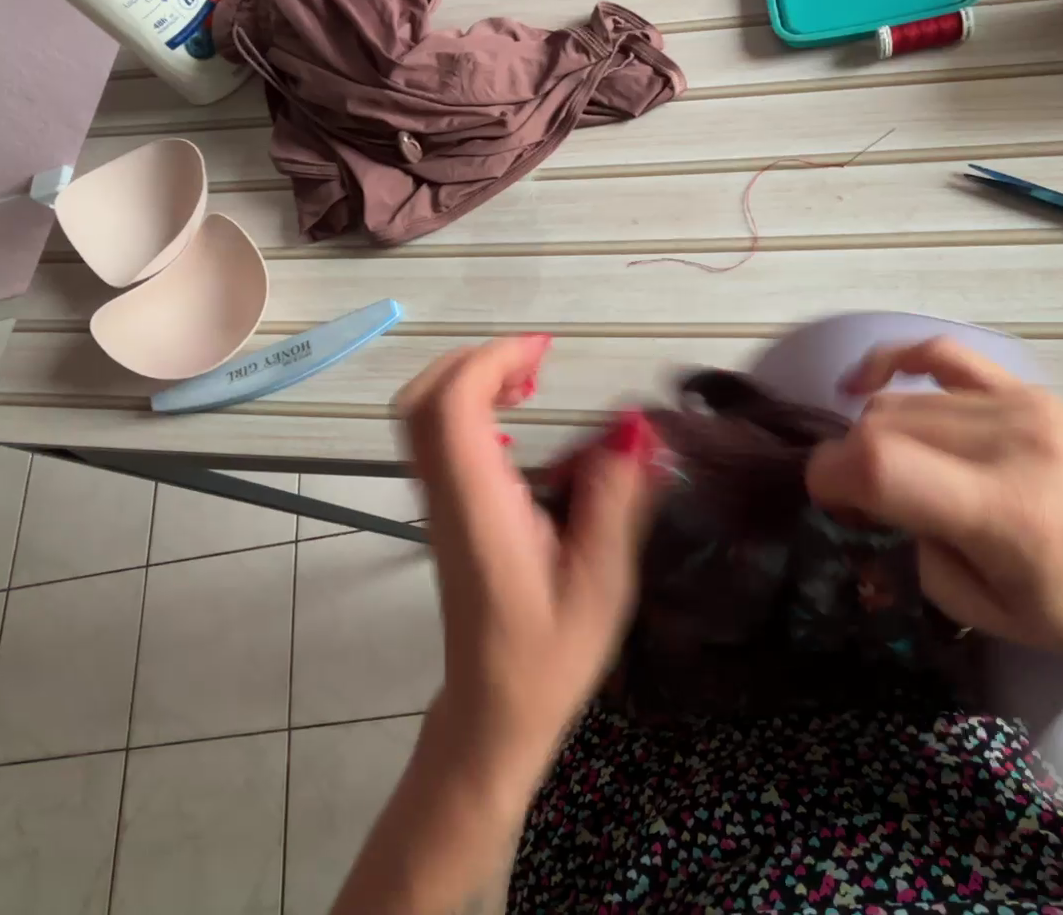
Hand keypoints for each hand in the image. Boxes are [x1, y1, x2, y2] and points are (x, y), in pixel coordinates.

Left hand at [395, 334, 665, 786]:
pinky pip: (440, 443)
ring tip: (533, 382)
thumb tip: (640, 429)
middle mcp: (448, 498)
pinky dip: (471, 411)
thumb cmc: (549, 657)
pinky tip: (520, 428)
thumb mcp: (601, 583)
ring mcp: (440, 507)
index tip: (546, 352)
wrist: (494, 710)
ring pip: (424, 419)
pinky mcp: (447, 516)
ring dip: (471, 382)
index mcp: (481, 509)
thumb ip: (616, 501)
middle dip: (475, 361)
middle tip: (538, 361)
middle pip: (422, 401)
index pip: (453, 408)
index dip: (492, 361)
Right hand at [805, 336, 1062, 679]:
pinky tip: (866, 383)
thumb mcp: (983, 610)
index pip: (878, 464)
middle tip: (857, 503)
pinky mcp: (1031, 393)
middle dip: (846, 462)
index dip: (828, 477)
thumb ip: (915, 549)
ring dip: (870, 434)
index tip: (825, 504)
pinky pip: (944, 356)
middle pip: (881, 424)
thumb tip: (874, 506)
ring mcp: (1022, 408)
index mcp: (1000, 511)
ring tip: (880, 470)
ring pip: (901, 399)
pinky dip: (895, 361)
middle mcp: (1009, 444)